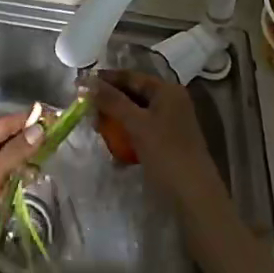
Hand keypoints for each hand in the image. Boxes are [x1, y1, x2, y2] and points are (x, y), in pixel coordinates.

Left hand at [0, 111, 43, 264]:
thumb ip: (16, 151)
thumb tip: (40, 128)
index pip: (6, 123)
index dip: (29, 119)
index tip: (55, 116)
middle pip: (9, 138)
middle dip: (31, 137)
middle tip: (60, 135)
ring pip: (12, 156)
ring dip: (29, 155)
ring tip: (54, 152)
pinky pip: (11, 174)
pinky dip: (24, 172)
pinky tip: (38, 173)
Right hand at [92, 70, 223, 203]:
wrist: (194, 196)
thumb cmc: (167, 154)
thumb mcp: (137, 124)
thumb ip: (112, 100)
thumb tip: (86, 81)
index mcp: (167, 90)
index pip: (130, 76)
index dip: (105, 79)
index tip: (79, 85)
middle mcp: (170, 101)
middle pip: (132, 93)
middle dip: (108, 101)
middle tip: (85, 109)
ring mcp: (169, 122)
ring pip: (134, 112)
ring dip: (115, 119)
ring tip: (96, 128)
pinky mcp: (166, 141)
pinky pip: (140, 129)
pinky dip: (125, 133)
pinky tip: (112, 145)